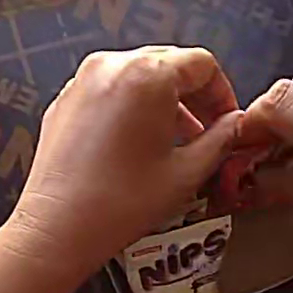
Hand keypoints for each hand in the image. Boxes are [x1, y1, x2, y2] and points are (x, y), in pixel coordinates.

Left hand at [0, 46, 242, 281]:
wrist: (58, 228)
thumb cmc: (117, 204)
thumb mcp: (187, 172)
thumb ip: (222, 139)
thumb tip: (234, 126)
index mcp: (146, 75)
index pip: (202, 64)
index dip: (222, 93)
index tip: (226, 119)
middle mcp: (110, 67)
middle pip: (166, 65)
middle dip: (191, 96)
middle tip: (204, 129)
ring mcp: (80, 84)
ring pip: (134, 78)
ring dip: (160, 102)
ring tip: (172, 140)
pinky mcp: (62, 104)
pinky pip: (106, 93)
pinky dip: (127, 109)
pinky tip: (134, 144)